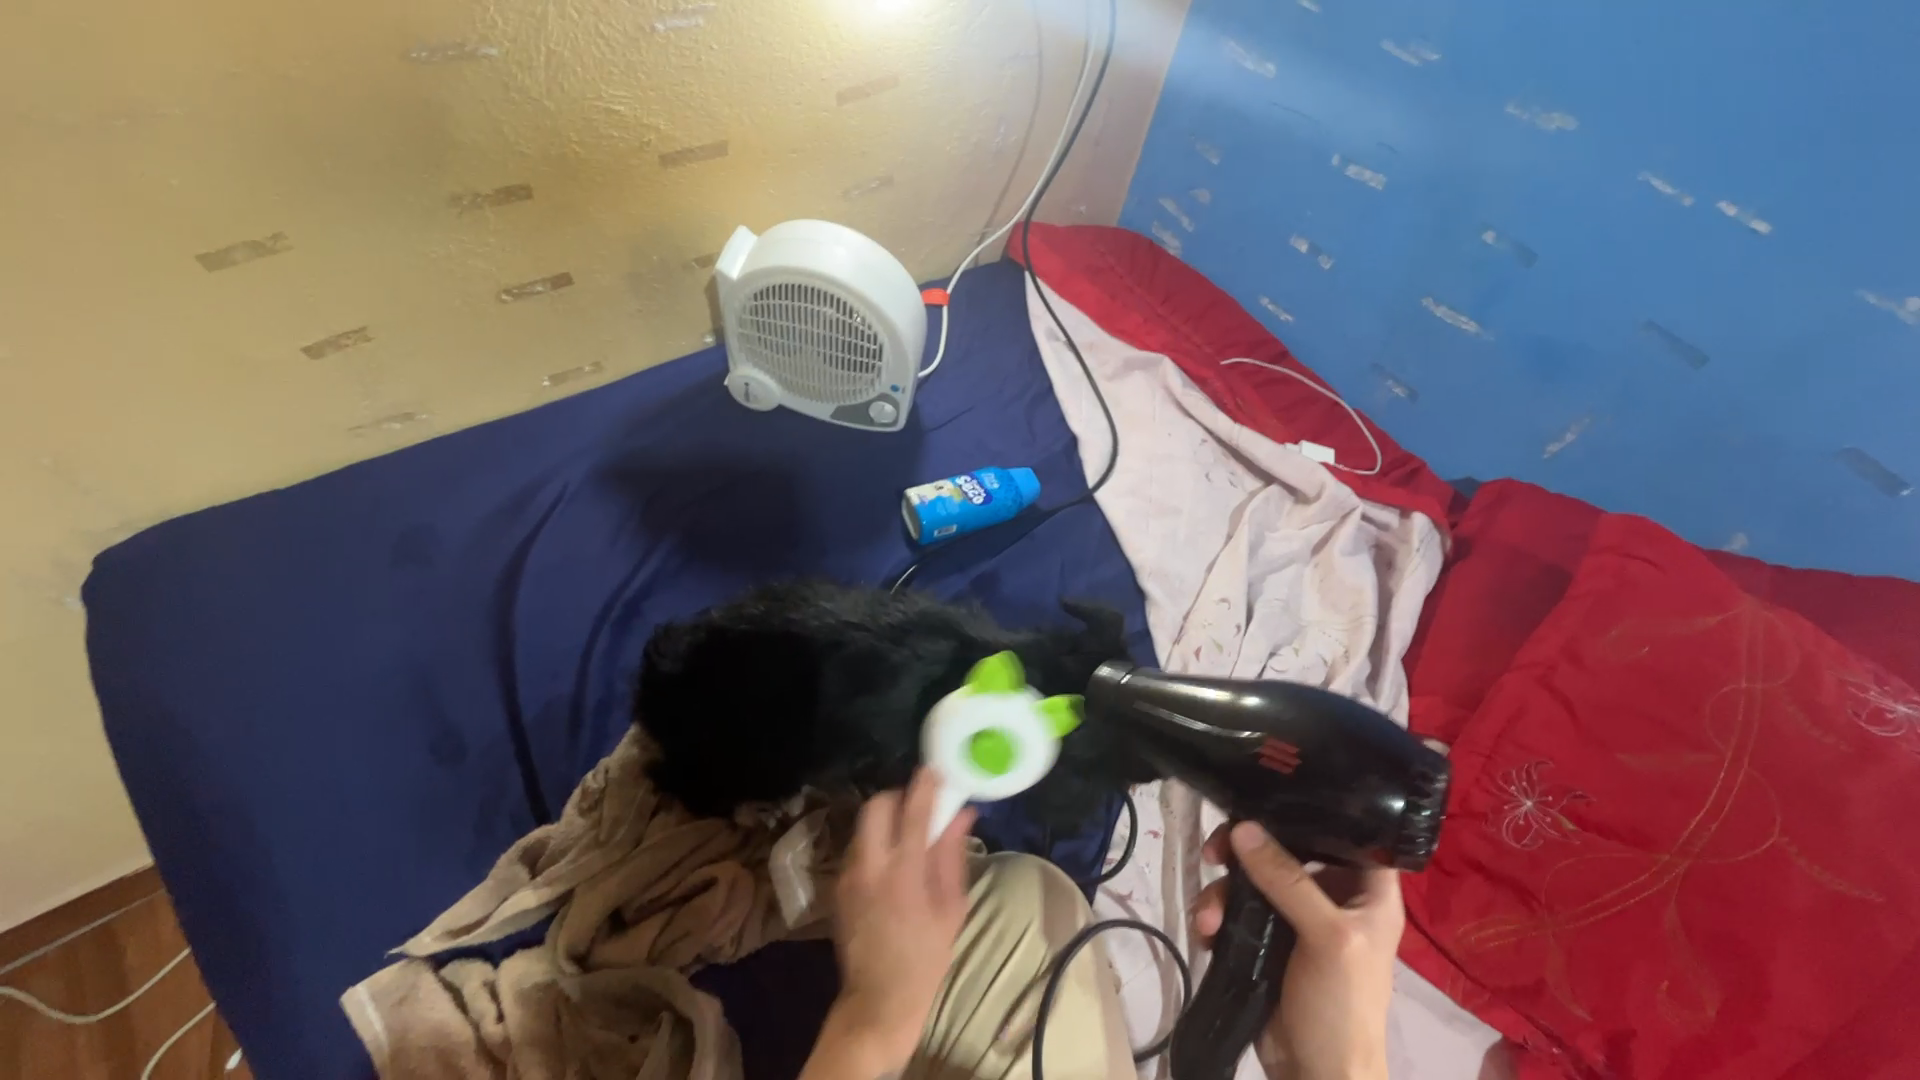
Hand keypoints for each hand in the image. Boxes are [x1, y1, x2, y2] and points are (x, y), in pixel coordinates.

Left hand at [803, 769, 975, 1079]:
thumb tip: (963, 812)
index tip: (937, 770)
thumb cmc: (926, 957)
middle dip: (899, 796)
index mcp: (903, 872)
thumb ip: (952, 854)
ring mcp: (848, 874)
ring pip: (865, 824)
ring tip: (909, 835)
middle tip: (921, 806)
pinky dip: (876, 841)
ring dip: (887, 819)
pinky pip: (858, 845)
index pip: (914, 811)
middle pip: (877, 805)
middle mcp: (869, 865)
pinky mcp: (838, 884)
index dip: (926, 784)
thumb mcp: (951, 907)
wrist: (878, 1000)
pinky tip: (892, 860)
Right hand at [1193, 822, 1401, 1079]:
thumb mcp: (1327, 937)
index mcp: (1366, 890)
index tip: (1265, 798)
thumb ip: (1287, 880)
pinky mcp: (1266, 938)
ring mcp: (1296, 917)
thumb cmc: (1341, 1005)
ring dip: (1222, 891)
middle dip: (1243, 851)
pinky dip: (1217, 914)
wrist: (1314, 1075)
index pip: (1343, 830)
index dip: (1309, 810)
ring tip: (1207, 916)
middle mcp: (1332, 895)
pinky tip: (1206, 930)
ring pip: (1252, 877)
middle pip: (1283, 849)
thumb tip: (1242, 828)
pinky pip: (1235, 907)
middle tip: (1213, 852)